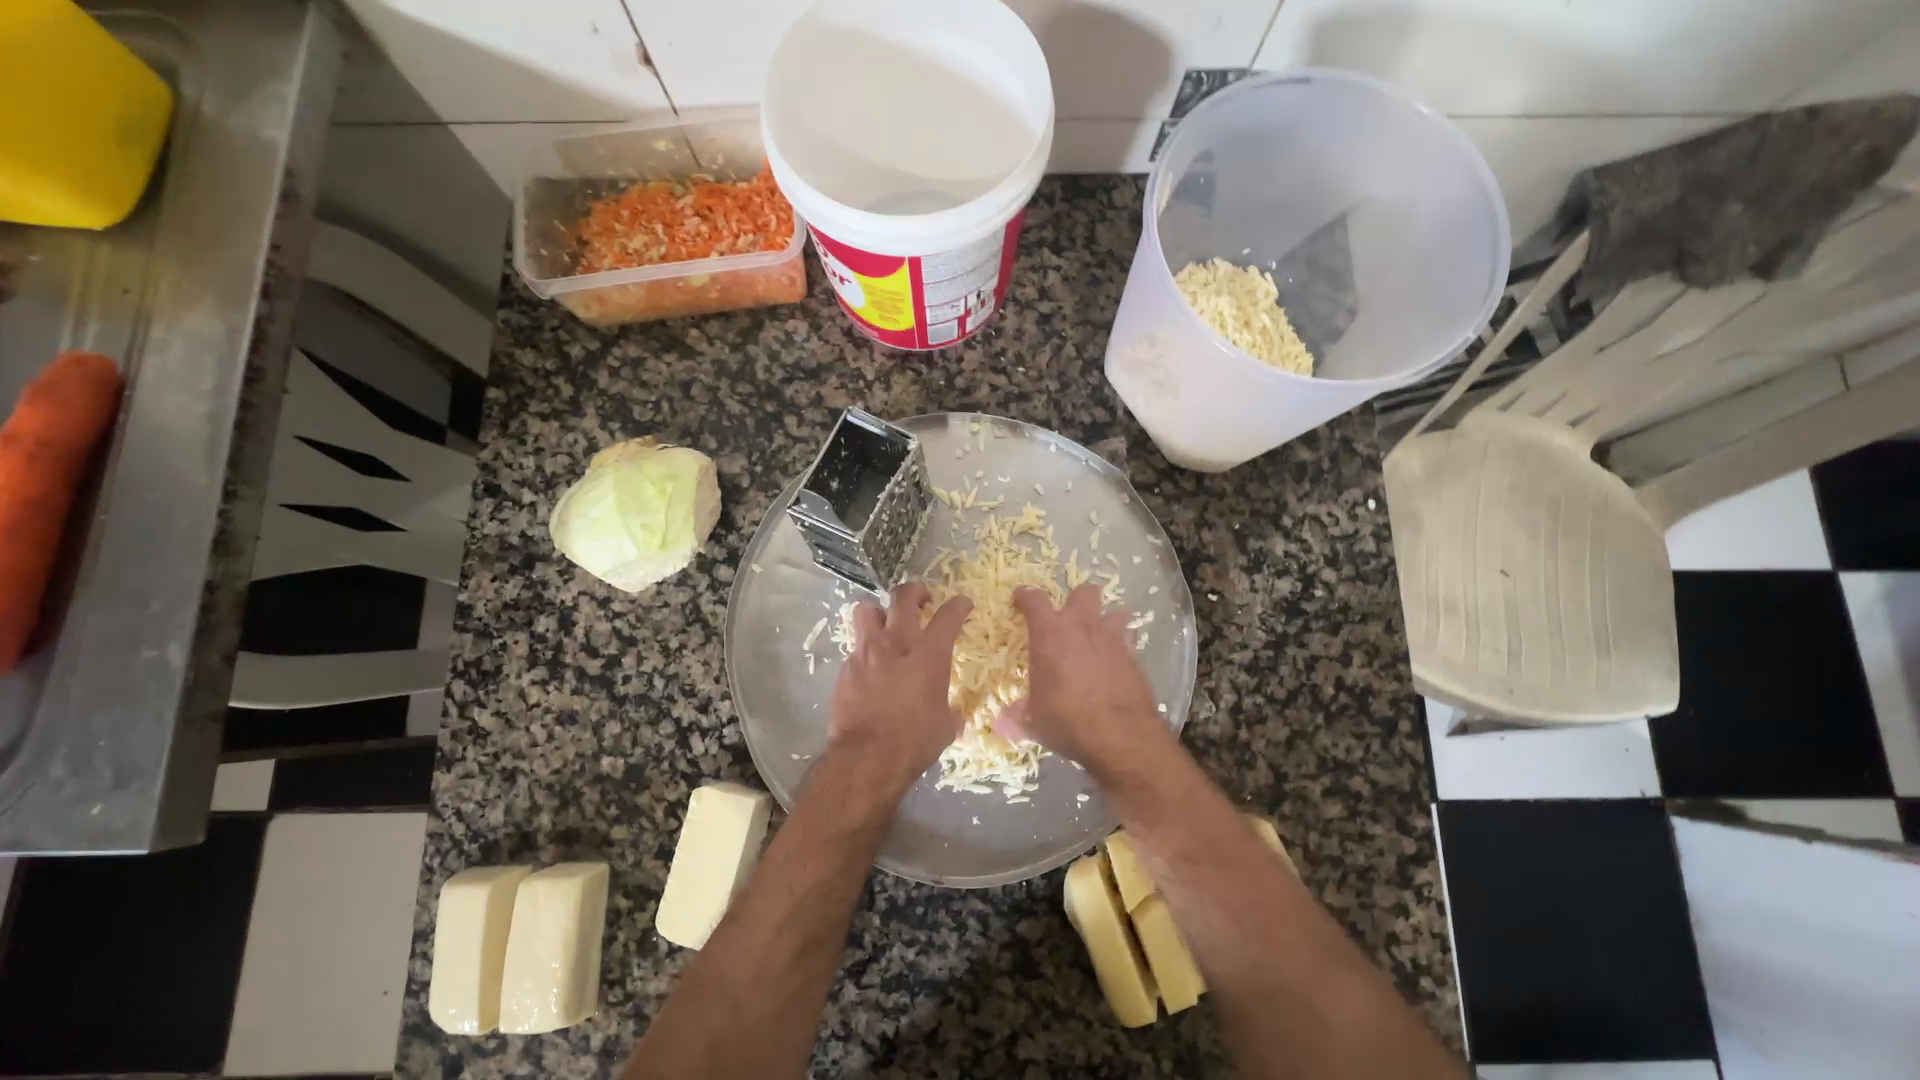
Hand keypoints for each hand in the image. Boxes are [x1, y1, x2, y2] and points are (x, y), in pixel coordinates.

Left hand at [826, 582, 971, 793]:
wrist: (867, 756)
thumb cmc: (914, 741)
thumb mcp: (945, 726)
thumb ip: (949, 711)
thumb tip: (952, 714)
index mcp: (929, 655)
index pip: (948, 616)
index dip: (959, 605)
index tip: (963, 604)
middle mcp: (896, 643)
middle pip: (903, 597)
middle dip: (915, 592)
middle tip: (922, 600)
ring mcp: (866, 652)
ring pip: (868, 610)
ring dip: (880, 612)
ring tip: (886, 624)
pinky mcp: (845, 668)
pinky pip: (856, 647)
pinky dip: (865, 651)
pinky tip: (870, 669)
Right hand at [1004, 584, 1170, 775]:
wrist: (1120, 736)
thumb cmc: (1067, 721)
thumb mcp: (1035, 720)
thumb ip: (1022, 713)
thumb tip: (1005, 720)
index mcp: (1050, 635)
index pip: (1035, 600)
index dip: (1026, 596)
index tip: (1021, 598)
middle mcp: (1082, 628)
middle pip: (1084, 592)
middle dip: (1076, 601)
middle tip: (1069, 620)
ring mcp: (1113, 640)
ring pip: (1115, 612)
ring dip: (1106, 622)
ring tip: (1098, 640)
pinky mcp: (1134, 658)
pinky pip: (1127, 642)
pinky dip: (1119, 650)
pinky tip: (1114, 667)